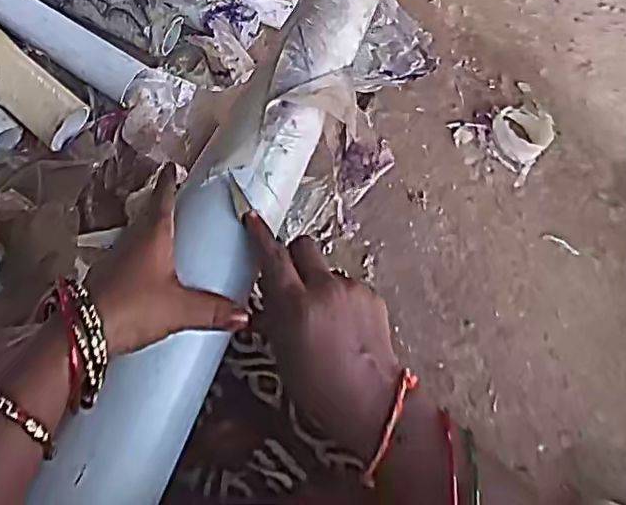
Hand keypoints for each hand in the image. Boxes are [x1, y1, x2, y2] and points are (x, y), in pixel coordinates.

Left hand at [87, 165, 248, 355]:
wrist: (84, 329)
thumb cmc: (134, 306)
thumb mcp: (178, 309)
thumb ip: (212, 310)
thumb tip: (243, 313)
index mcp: (154, 233)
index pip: (163, 196)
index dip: (169, 179)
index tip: (174, 166)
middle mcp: (134, 237)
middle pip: (151, 212)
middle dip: (166, 204)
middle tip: (182, 200)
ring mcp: (117, 253)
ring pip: (140, 232)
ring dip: (153, 228)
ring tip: (171, 233)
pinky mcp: (108, 272)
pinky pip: (131, 252)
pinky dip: (144, 251)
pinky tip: (152, 266)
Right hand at [245, 210, 403, 458]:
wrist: (373, 405)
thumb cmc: (319, 389)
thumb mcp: (282, 351)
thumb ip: (274, 313)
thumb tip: (269, 292)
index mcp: (296, 304)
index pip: (273, 255)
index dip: (260, 235)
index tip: (252, 219)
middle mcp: (323, 288)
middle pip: (303, 245)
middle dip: (294, 255)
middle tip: (290, 276)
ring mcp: (350, 289)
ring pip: (325, 268)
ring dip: (319, 282)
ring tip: (323, 317)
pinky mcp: (371, 295)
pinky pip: (347, 286)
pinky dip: (341, 298)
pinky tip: (344, 325)